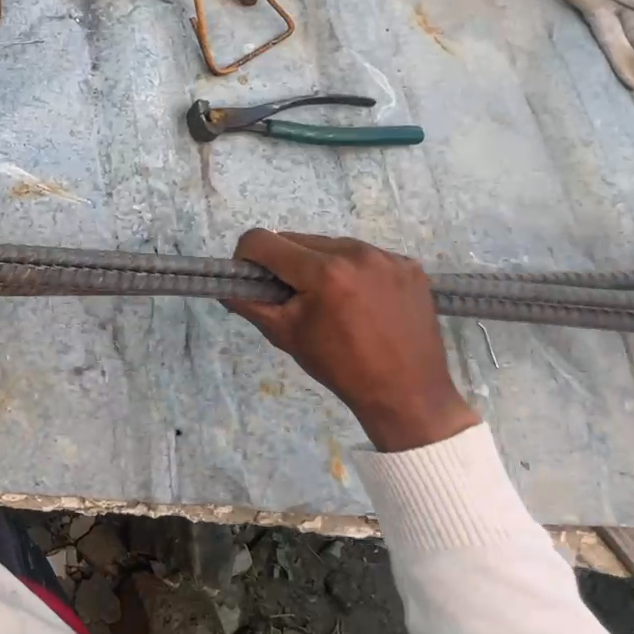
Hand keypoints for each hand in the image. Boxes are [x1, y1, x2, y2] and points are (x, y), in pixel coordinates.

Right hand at [227, 230, 478, 452]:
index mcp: (324, 272)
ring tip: (327, 298)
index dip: (245, 257)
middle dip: (283, 263)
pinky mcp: (409, 266)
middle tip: (291, 296)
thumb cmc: (340, 366)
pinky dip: (349, 269)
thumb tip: (224, 284)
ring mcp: (388, 258)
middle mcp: (356, 254)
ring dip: (315, 263)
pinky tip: (358, 298)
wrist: (409, 394)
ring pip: (328, 245)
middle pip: (295, 240)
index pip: (262, 241)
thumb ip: (247, 302)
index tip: (250, 279)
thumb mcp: (283, 334)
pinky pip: (361, 255)